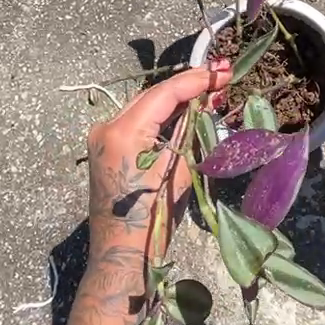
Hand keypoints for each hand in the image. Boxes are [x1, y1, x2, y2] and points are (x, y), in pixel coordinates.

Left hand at [85, 63, 229, 248]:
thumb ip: (191, 131)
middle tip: (220, 76)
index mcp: (122, 132)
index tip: (222, 71)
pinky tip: (185, 109)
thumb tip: (208, 102)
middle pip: (153, 95)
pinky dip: (161, 115)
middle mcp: (106, 127)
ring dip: (176, 98)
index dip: (196, 80)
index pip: (164, 94)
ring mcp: (101, 137)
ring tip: (209, 89)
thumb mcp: (179, 172)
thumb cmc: (152, 218)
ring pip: (145, 105)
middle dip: (188, 85)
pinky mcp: (104, 147)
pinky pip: (137, 121)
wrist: (120, 253)